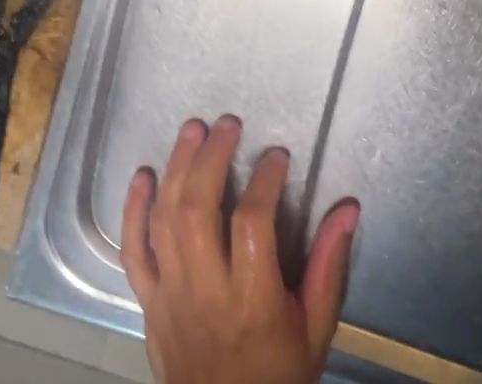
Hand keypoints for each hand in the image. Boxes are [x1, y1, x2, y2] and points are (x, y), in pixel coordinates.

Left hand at [120, 116, 360, 383]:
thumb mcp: (317, 327)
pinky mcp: (149, 303)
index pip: (252, 223)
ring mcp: (170, 296)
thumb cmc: (279, 374)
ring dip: (177, 169)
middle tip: (227, 123)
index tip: (277, 155)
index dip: (264, 180)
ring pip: (165, 221)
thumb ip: (330, 265)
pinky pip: (134, 252)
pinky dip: (133, 211)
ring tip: (192, 129)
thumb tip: (348, 207)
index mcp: (253, 300)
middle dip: (211, 158)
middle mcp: (206, 292)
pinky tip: (144, 175)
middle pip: (197, 211)